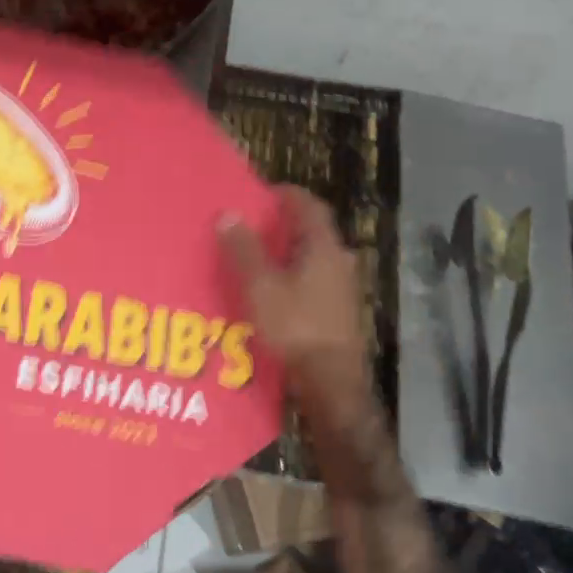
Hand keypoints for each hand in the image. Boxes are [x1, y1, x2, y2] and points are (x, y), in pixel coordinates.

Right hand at [220, 186, 372, 436]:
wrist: (330, 381)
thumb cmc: (294, 327)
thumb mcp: (260, 286)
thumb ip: (243, 250)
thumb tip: (229, 214)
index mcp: (323, 248)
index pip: (309, 206)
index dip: (286, 195)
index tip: (261, 192)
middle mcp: (340, 263)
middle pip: (312, 232)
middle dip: (282, 226)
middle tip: (251, 225)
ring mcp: (343, 290)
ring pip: (313, 259)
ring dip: (286, 254)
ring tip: (255, 259)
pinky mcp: (338, 314)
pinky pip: (313, 283)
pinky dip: (292, 278)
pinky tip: (271, 293)